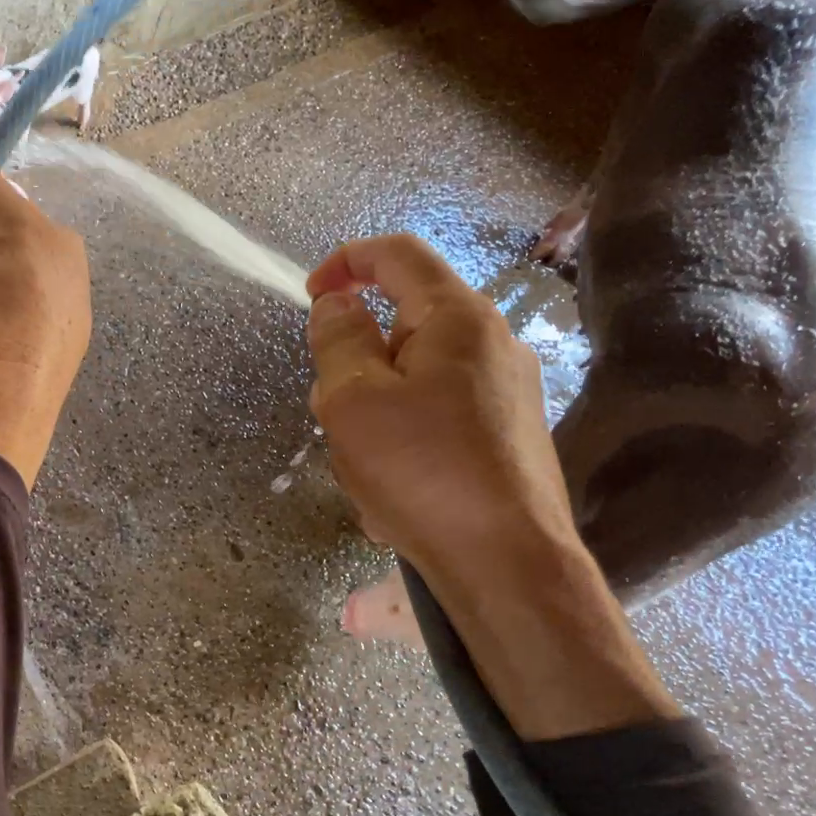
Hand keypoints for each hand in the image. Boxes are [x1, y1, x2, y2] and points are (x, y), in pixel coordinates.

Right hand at [305, 234, 570, 571]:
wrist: (506, 560)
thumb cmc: (421, 468)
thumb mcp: (352, 398)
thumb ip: (337, 339)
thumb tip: (338, 303)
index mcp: (458, 318)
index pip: (398, 255)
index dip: (344, 262)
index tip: (308, 297)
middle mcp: (492, 343)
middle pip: (400, 323)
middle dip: (352, 361)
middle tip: (332, 411)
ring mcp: (504, 390)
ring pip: (410, 377)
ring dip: (370, 408)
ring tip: (363, 464)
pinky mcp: (504, 433)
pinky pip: (431, 414)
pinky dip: (398, 437)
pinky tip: (393, 487)